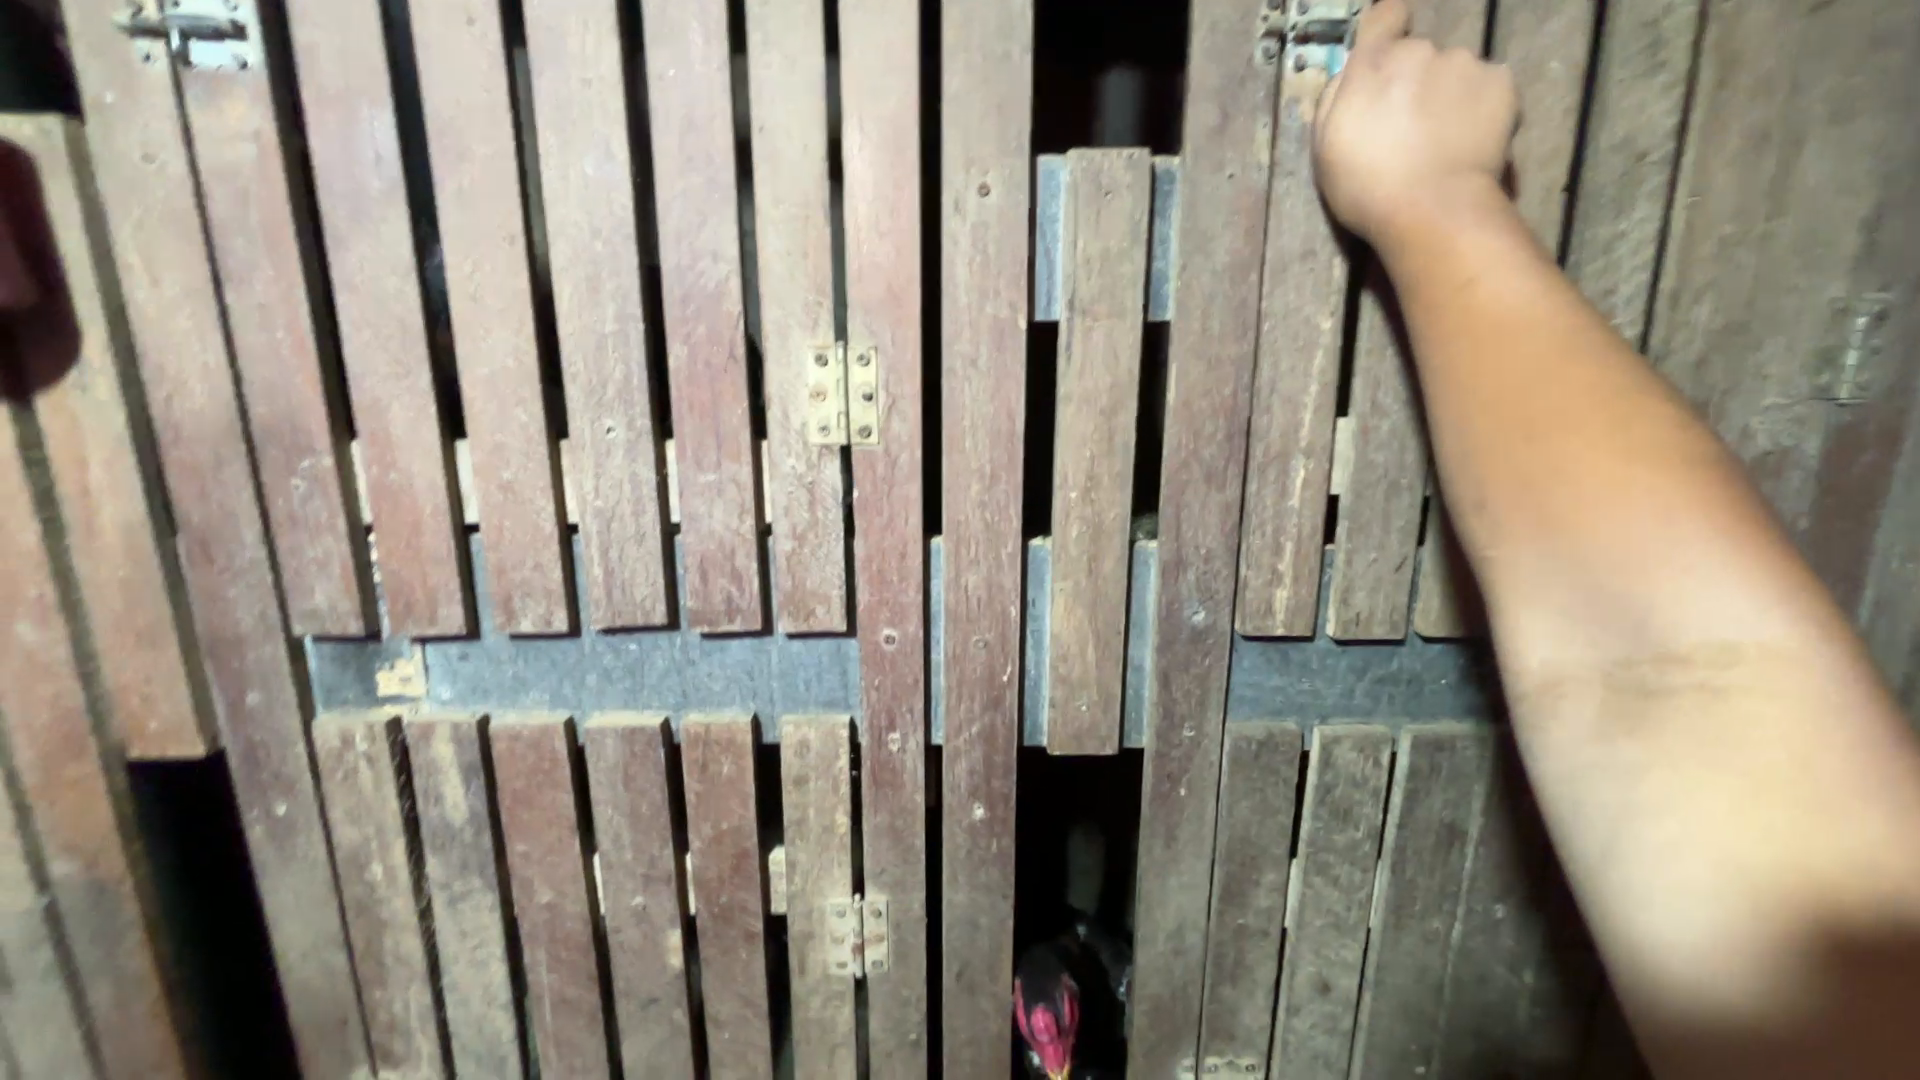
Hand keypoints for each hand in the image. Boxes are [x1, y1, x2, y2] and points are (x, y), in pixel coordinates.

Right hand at [1312, 0, 1518, 247]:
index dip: (1386, 28)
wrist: (1430, 208)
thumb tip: (1352, 75)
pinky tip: (1466, 140)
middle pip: (1417, 54)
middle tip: (1408, 127)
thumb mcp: (1325, 148)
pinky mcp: (1500, 82)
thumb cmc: (1364, 187)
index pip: (1384, 16)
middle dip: (1413, 80)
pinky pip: (1486, 86)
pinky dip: (1478, 106)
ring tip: (1440, 140)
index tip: (1386, 51)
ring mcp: (1464, 63)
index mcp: (1373, 65)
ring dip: (1446, 94)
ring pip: (1453, 70)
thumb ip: (1337, 99)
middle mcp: (1420, 51)